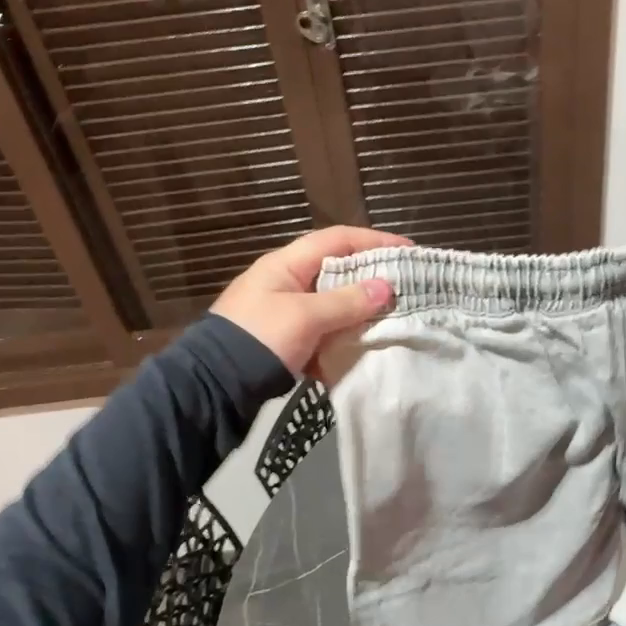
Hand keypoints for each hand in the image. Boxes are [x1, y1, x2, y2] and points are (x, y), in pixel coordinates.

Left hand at [210, 226, 409, 372]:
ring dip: (362, 312)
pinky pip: (326, 333)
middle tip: (407, 288)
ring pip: (335, 305)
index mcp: (286, 265)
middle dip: (373, 279)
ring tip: (395, 319)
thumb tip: (387, 287)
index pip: (338, 240)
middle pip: (339, 272)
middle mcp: (288, 283)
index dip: (374, 241)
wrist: (218, 385)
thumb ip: (347, 302)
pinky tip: (367, 347)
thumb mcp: (306, 317)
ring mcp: (288, 314)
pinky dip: (346, 338)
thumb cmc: (261, 339)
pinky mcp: (290, 342)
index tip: (408, 251)